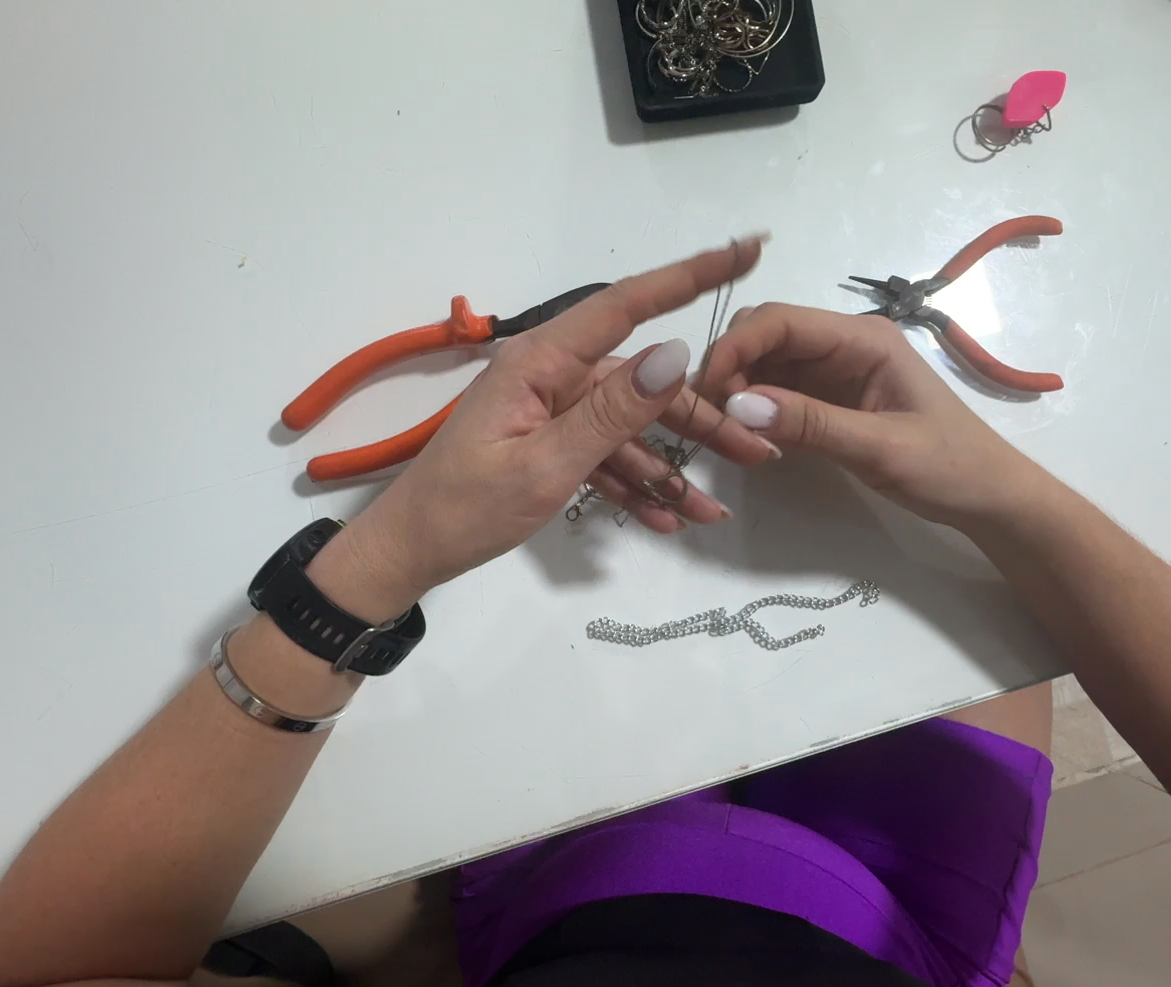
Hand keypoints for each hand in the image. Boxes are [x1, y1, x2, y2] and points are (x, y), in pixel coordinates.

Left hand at [308, 238, 773, 620]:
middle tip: (756, 450)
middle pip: (644, 385)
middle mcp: (553, 377)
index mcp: (543, 362)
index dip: (689, 276)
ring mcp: (554, 412)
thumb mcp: (544, 465)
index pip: (626, 305)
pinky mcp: (552, 445)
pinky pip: (606, 459)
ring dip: (672, 469)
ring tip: (712, 510)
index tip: (744, 252)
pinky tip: (667, 521)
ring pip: (631, 431)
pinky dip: (634, 488)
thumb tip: (675, 354)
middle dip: (700, 420)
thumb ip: (611, 412)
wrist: (414, 550)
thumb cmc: (466, 507)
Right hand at [696, 303, 1050, 527]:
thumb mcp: (880, 448)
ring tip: (732, 437)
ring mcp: (833, 373)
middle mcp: (842, 346)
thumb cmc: (948, 466)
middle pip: (764, 337)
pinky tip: (753, 441)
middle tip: (716, 420)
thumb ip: (810, 424)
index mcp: (862, 338)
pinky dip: (756, 414)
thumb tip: (737, 406)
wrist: (986, 497)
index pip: (780, 321)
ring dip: (739, 394)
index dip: (735, 347)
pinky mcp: (827, 401)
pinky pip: (776, 396)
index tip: (708, 393)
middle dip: (731, 369)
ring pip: (764, 367)